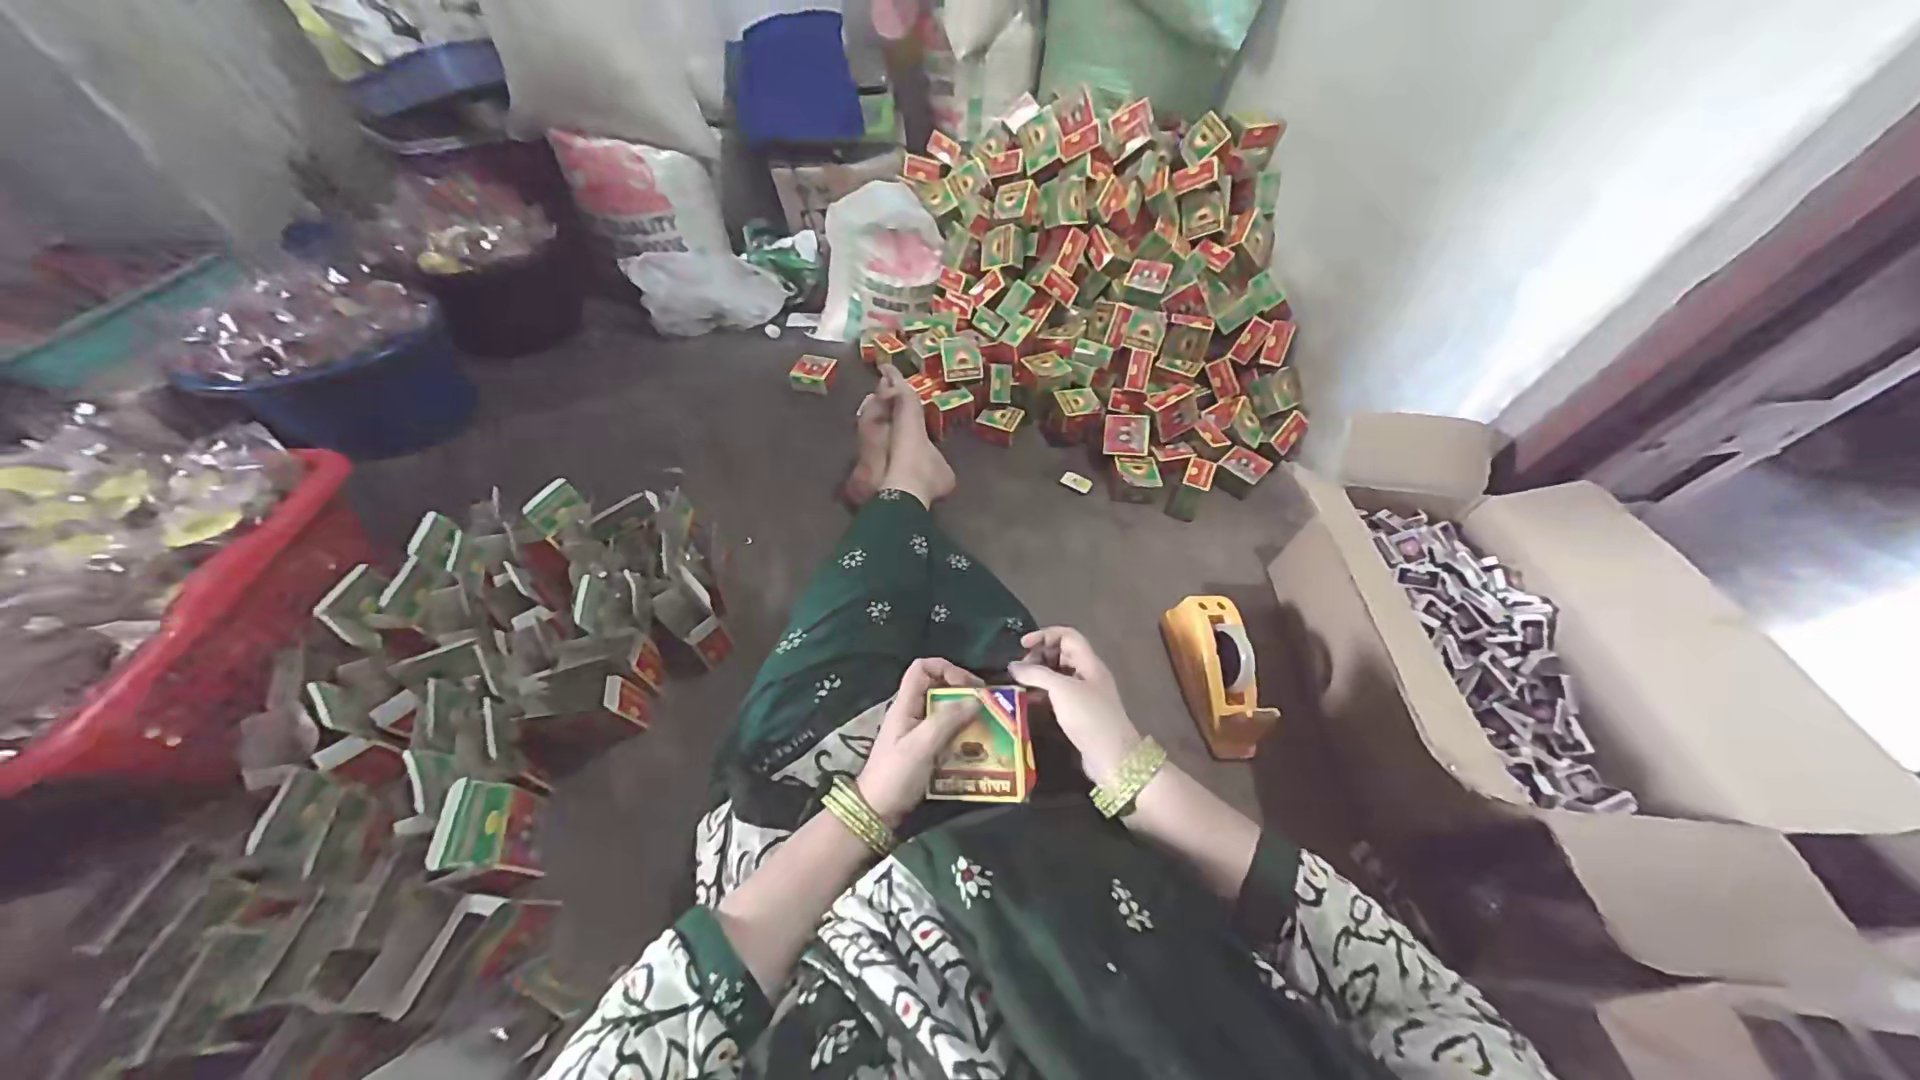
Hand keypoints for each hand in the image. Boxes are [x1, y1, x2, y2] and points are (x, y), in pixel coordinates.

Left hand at [855, 658, 983, 825]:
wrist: (876, 813)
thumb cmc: (895, 775)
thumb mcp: (921, 745)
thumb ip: (947, 720)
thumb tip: (977, 699)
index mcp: (905, 704)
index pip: (923, 667)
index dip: (947, 668)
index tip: (968, 686)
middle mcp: (912, 712)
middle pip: (938, 687)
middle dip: (964, 692)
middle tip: (987, 705)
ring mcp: (917, 732)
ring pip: (945, 711)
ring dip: (966, 715)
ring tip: (988, 725)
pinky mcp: (924, 750)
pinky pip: (947, 733)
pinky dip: (963, 735)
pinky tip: (977, 747)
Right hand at [1008, 627, 1142, 785]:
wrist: (1112, 756)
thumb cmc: (1088, 716)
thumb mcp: (1061, 689)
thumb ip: (1036, 674)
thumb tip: (1012, 666)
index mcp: (1089, 662)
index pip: (1067, 635)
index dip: (1045, 634)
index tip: (1023, 645)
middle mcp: (1087, 674)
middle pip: (1062, 652)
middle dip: (1040, 654)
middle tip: (1021, 667)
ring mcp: (1084, 693)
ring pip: (1059, 673)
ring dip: (1039, 673)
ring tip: (1020, 681)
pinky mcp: (1079, 711)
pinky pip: (1058, 692)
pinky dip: (1043, 690)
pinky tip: (1029, 698)